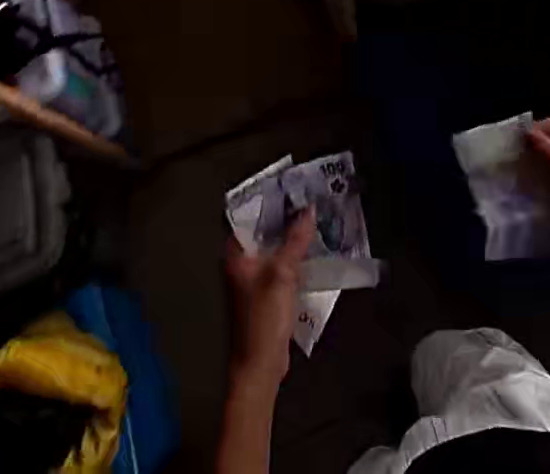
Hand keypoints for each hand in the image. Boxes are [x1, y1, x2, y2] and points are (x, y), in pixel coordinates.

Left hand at [224, 207, 314, 381]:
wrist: (260, 365)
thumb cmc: (264, 317)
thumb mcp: (283, 274)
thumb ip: (296, 240)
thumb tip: (309, 209)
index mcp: (236, 254)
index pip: (248, 214)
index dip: (267, 197)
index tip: (288, 182)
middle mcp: (241, 261)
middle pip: (262, 228)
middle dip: (283, 214)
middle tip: (307, 194)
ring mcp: (253, 275)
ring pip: (273, 244)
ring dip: (290, 232)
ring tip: (313, 213)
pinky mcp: (266, 289)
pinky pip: (281, 260)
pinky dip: (294, 251)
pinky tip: (312, 244)